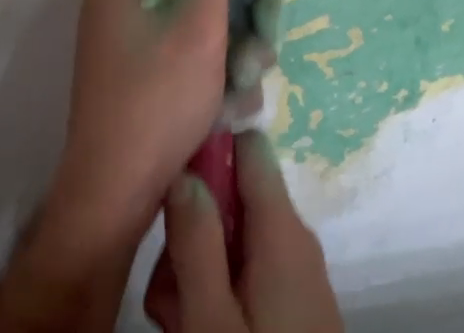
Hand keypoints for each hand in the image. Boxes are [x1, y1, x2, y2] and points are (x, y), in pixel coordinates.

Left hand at [43, 0, 251, 244]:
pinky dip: (215, 58)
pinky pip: (188, 37)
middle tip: (265, 17)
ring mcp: (131, 29)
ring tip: (250, 73)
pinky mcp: (144, 60)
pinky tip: (237, 95)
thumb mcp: (198, 23)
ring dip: (232, 33)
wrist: (118, 191)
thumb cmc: (155, 98)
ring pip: (195, 4)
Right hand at [144, 130, 342, 331]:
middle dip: (189, 233)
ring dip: (194, 272)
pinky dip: (214, 295)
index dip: (208, 151)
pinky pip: (242, 274)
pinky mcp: (289, 302)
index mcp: (281, 230)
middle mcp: (293, 240)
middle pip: (229, 201)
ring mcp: (293, 272)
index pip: (248, 149)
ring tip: (180, 321)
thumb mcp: (211, 317)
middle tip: (170, 286)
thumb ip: (196, 239)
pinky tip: (199, 329)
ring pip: (228, 241)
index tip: (171, 175)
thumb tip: (186, 172)